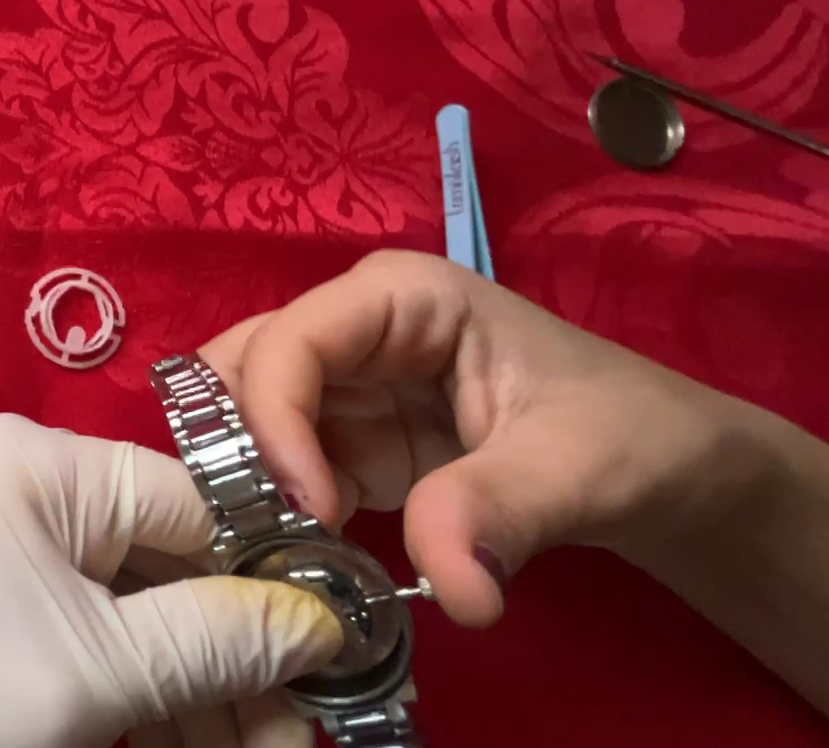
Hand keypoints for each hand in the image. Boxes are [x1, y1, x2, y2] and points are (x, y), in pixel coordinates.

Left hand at [0, 414, 344, 747]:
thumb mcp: (97, 671)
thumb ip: (216, 640)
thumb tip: (321, 619)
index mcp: (47, 464)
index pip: (190, 502)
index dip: (262, 575)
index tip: (327, 655)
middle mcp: (38, 478)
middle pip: (171, 560)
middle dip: (234, 652)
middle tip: (291, 736)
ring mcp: (24, 528)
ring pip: (144, 601)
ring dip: (199, 682)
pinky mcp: (16, 577)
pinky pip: (102, 619)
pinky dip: (148, 681)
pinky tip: (190, 736)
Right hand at [200, 250, 767, 628]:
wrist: (665, 474)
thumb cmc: (633, 436)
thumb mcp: (582, 467)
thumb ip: (498, 512)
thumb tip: (450, 593)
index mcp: (394, 297)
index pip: (292, 340)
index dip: (275, 416)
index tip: (307, 507)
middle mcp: (346, 327)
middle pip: (240, 361)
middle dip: (226, 430)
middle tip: (242, 509)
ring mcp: (336, 380)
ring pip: (239, 405)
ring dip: (235, 465)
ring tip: (256, 527)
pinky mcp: (337, 434)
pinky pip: (272, 458)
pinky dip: (263, 497)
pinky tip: (283, 539)